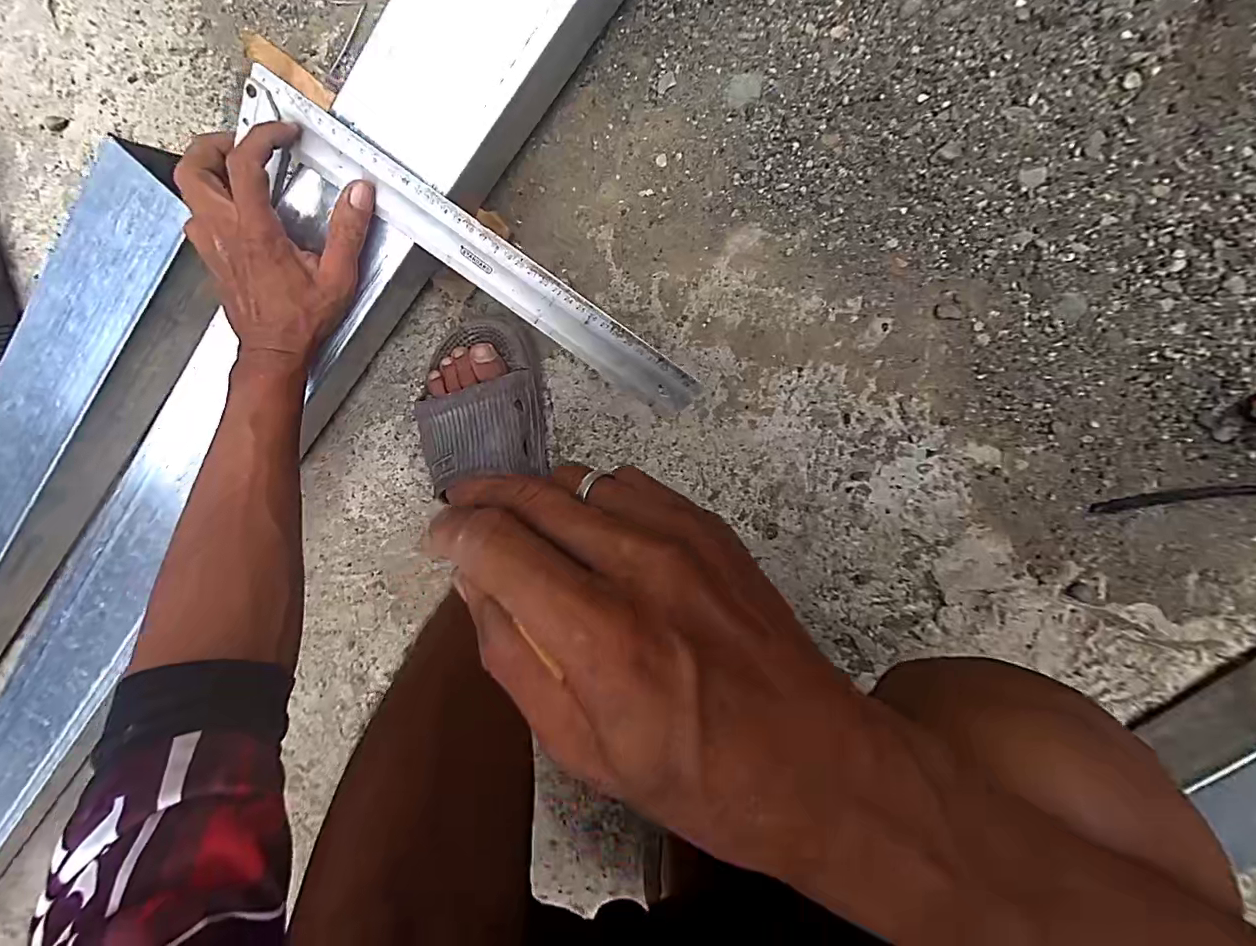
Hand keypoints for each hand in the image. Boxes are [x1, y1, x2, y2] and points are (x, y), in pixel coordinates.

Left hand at [174, 122, 374, 372]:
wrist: (274, 352)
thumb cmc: (299, 321)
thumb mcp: (337, 277)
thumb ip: (349, 231)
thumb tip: (358, 196)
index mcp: (255, 232)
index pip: (244, 163)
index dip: (263, 136)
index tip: (283, 133)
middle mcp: (226, 234)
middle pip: (193, 168)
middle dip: (216, 144)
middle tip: (245, 143)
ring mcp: (213, 246)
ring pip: (188, 191)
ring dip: (209, 170)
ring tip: (239, 167)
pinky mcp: (212, 258)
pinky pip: (197, 216)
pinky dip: (211, 199)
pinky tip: (236, 207)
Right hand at [426, 465, 876, 882]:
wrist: (818, 761)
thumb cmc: (692, 776)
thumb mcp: (579, 748)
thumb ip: (510, 655)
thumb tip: (473, 580)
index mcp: (600, 636)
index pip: (498, 544)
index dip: (453, 532)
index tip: (437, 538)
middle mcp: (640, 566)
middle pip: (532, 495)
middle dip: (480, 495)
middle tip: (458, 508)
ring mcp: (682, 536)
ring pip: (576, 479)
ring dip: (536, 496)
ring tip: (521, 523)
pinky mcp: (709, 526)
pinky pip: (625, 483)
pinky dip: (589, 498)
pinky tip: (587, 530)